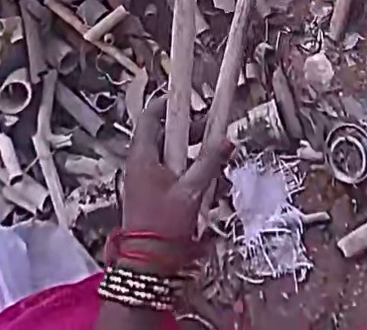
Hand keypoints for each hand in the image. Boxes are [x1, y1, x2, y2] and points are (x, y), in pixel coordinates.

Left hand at [121, 99, 230, 251]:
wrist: (145, 269)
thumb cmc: (163, 226)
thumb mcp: (190, 192)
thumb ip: (209, 163)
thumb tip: (228, 140)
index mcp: (143, 156)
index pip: (150, 116)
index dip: (168, 102)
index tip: (189, 97)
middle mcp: (139, 163)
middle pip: (161, 132)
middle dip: (185, 127)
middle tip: (208, 127)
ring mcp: (142, 179)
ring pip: (165, 151)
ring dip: (186, 147)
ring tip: (208, 152)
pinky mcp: (148, 193)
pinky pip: (165, 168)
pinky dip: (182, 164)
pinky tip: (200, 175)